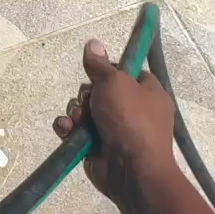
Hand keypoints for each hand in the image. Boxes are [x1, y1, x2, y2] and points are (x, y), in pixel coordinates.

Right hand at [51, 39, 177, 201]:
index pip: (127, 72)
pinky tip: (67, 130)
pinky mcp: (97, 145)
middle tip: (89, 102)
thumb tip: (93, 43)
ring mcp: (114, 129)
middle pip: (98, 89)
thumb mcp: (115, 82)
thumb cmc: (130, 120)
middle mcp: (133, 110)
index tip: (99, 71)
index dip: (110, 70)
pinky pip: (76, 129)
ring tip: (78, 121)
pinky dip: (69, 128)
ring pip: (84, 108)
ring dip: (75, 112)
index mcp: (147, 93)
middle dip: (86, 95)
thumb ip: (100, 64)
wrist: (131, 171)